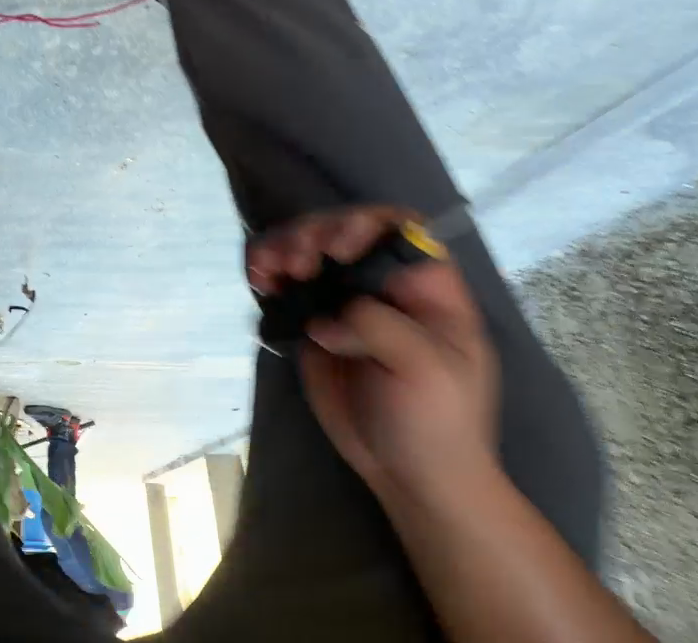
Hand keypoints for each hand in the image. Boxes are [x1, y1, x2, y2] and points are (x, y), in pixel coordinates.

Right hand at [247, 207, 499, 507]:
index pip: (399, 229)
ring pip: (307, 251)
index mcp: (426, 288)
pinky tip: (258, 281)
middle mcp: (382, 284)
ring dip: (281, 248)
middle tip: (294, 262)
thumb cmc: (438, 421)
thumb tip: (324, 320)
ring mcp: (344, 301)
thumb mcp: (428, 371)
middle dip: (312, 235)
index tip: (337, 248)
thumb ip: (381, 327)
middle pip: (342, 231)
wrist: (410, 474)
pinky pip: (285, 284)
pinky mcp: (312, 321)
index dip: (364, 224)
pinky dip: (267, 273)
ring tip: (266, 270)